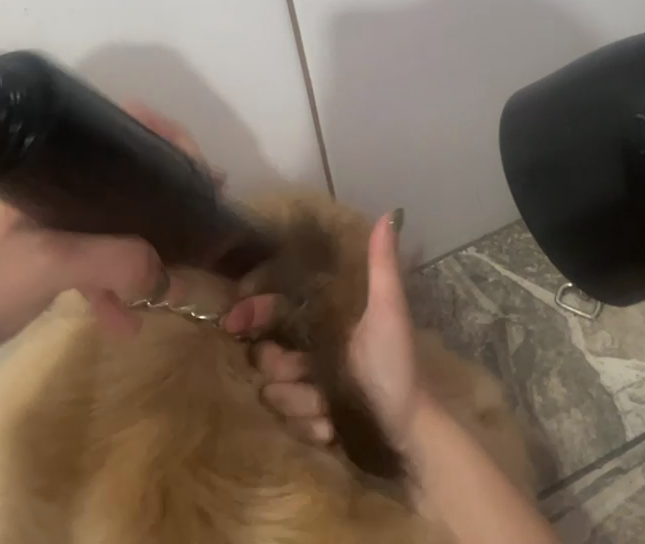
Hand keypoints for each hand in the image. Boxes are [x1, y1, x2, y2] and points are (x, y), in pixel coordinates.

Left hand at [0, 105, 196, 356]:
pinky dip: (108, 281)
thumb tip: (166, 273)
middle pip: (117, 169)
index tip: (196, 167)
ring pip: (105, 215)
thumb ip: (111, 262)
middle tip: (202, 203)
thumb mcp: (46, 266)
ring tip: (178, 270)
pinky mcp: (31, 250)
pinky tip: (127, 322)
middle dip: (162, 189)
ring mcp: (37, 214)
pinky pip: (83, 255)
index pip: (112, 124)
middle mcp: (43, 177)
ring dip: (140, 244)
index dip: (162, 135)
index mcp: (41, 158)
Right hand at [221, 208, 417, 448]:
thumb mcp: (389, 312)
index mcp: (324, 318)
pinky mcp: (306, 420)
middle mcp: (309, 348)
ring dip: (301, 403)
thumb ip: (382, 267)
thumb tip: (391, 213)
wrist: (409, 432)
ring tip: (330, 411)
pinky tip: (332, 430)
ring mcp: (306, 385)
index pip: (273, 306)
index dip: (253, 310)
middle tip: (302, 377)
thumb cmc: (397, 366)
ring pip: (273, 391)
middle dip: (281, 368)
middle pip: (264, 353)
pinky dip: (308, 427)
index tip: (235, 321)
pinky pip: (287, 423)